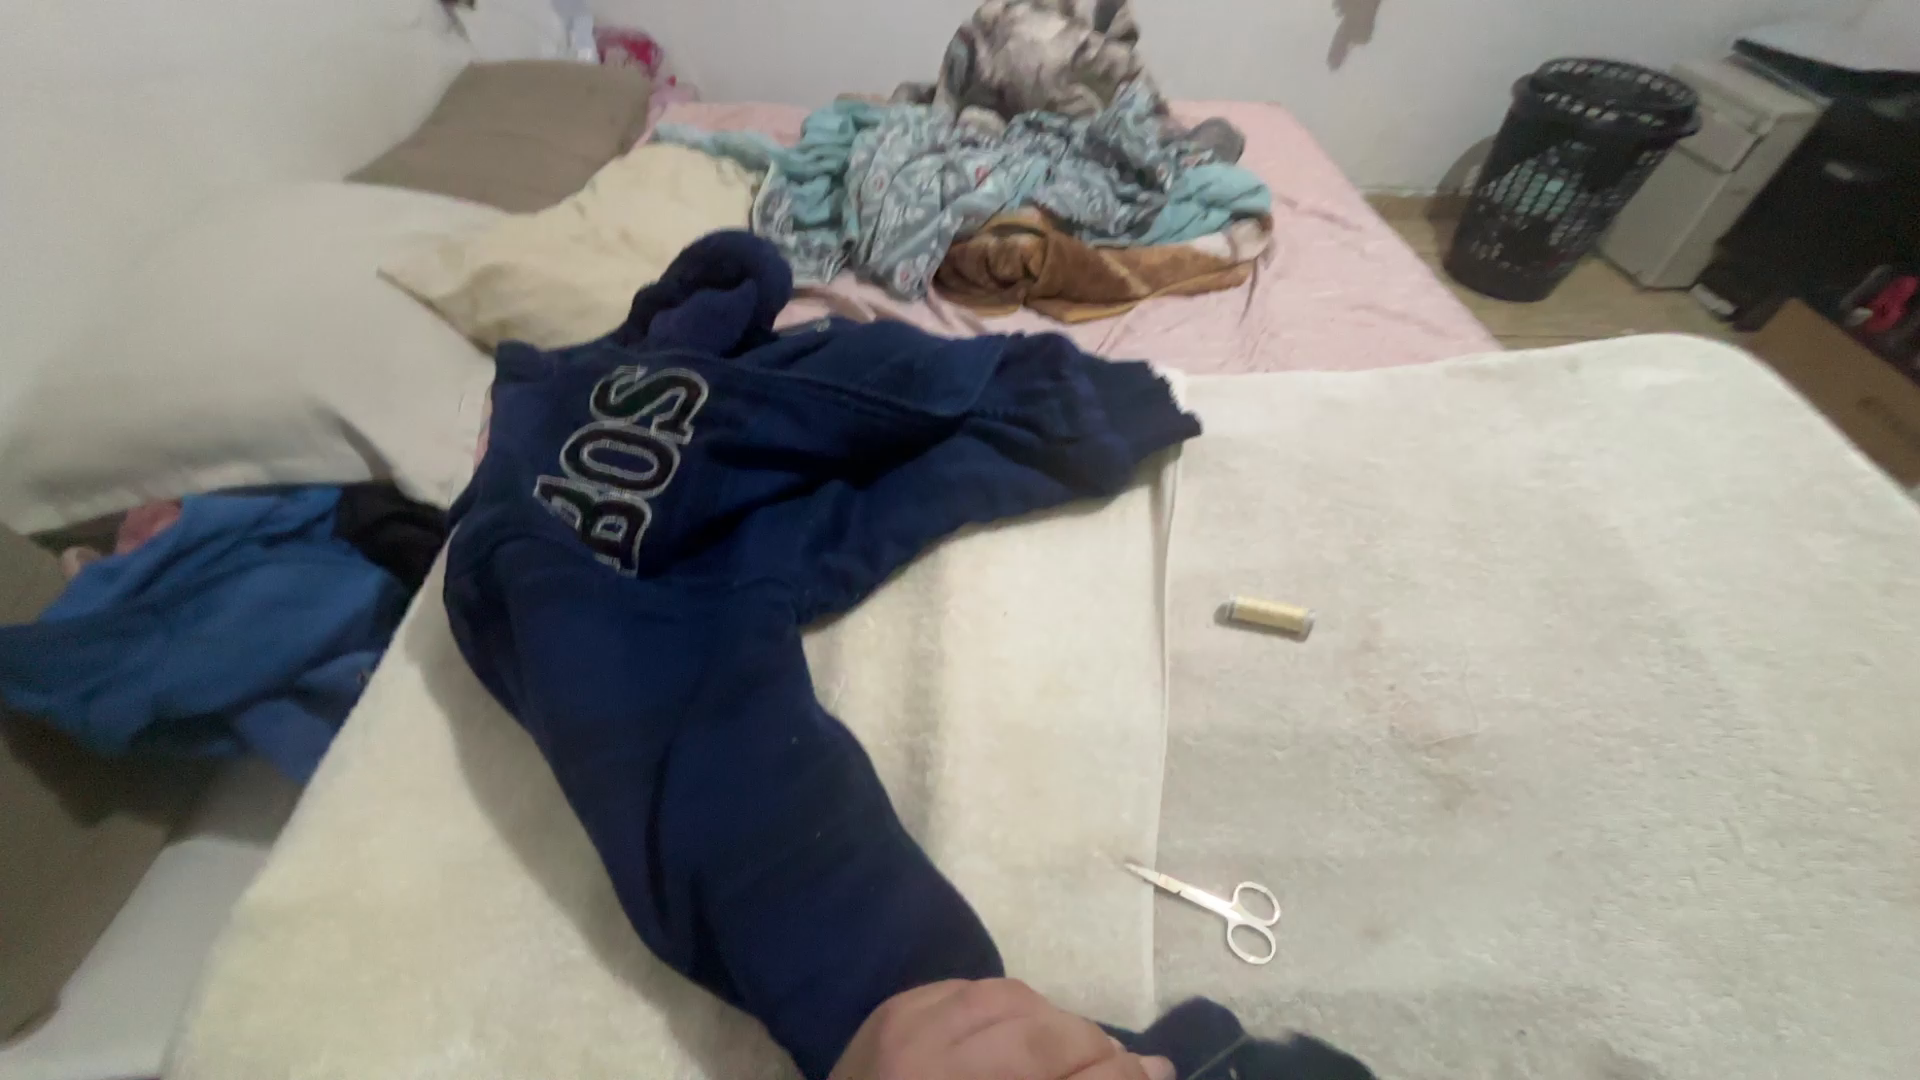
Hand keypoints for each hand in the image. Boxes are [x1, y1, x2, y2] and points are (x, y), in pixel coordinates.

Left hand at [830, 979, 1175, 1079]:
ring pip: (1006, 997)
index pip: (1052, 1076)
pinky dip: (1007, 1003)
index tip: (1155, 1075)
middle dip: (1092, 1046)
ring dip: (1053, 1019)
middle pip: (1034, 1037)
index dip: (1116, 1077)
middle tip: (1124, 1065)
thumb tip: (1150, 1072)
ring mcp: (904, 1031)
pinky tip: (1020, 1027)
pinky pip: (968, 984)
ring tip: (1075, 1046)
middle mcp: (928, 1071)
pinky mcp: (892, 1008)